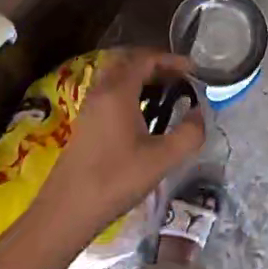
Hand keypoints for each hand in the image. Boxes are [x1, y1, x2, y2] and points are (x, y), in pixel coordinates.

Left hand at [29, 48, 204, 239]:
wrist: (67, 210)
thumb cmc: (115, 180)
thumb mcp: (161, 159)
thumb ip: (188, 133)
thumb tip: (200, 114)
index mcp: (117, 92)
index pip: (145, 59)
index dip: (171, 60)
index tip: (194, 70)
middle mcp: (100, 91)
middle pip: (128, 62)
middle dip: (156, 65)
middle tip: (181, 79)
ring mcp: (89, 107)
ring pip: (117, 78)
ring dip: (142, 79)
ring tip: (168, 95)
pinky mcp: (86, 123)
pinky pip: (110, 94)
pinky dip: (130, 93)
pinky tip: (145, 117)